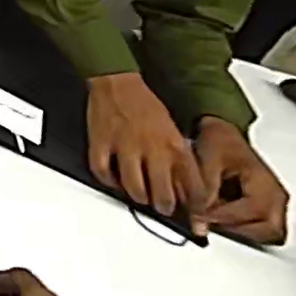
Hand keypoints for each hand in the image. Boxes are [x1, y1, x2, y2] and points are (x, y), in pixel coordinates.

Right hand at [86, 73, 208, 235]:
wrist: (116, 81)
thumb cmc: (145, 104)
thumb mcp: (173, 130)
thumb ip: (179, 159)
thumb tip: (184, 187)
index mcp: (174, 146)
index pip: (193, 189)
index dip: (195, 207)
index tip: (194, 214)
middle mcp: (152, 149)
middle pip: (162, 194)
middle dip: (165, 206)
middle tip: (163, 205)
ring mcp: (124, 145)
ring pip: (133, 187)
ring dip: (138, 196)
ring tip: (139, 194)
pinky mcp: (100, 140)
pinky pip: (101, 170)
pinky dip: (107, 180)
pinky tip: (112, 178)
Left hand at [194, 117, 289, 244]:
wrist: (221, 133)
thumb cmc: (218, 141)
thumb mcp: (208, 158)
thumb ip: (206, 186)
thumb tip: (200, 211)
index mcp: (266, 184)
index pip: (253, 211)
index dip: (225, 217)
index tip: (200, 217)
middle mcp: (277, 197)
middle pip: (269, 230)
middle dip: (236, 229)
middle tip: (206, 220)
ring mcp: (276, 204)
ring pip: (269, 233)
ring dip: (241, 231)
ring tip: (213, 217)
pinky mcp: (268, 206)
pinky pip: (263, 227)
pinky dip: (243, 226)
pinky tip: (221, 214)